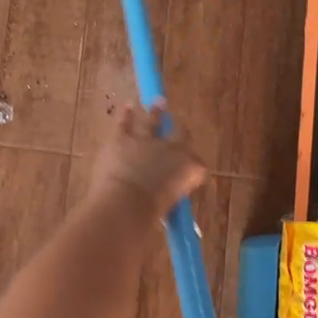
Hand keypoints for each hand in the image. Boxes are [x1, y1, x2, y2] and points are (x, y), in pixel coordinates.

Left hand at [89, 101, 204, 215]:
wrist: (127, 203)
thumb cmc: (150, 215)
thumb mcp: (169, 208)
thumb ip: (169, 198)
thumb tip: (164, 203)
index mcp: (189, 170)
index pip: (196, 162)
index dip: (191, 159)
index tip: (188, 160)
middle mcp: (172, 150)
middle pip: (179, 134)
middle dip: (178, 128)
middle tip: (178, 121)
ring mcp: (146, 140)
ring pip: (153, 121)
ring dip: (156, 111)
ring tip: (159, 101)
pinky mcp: (122, 138)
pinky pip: (125, 121)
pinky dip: (126, 114)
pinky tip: (127, 106)